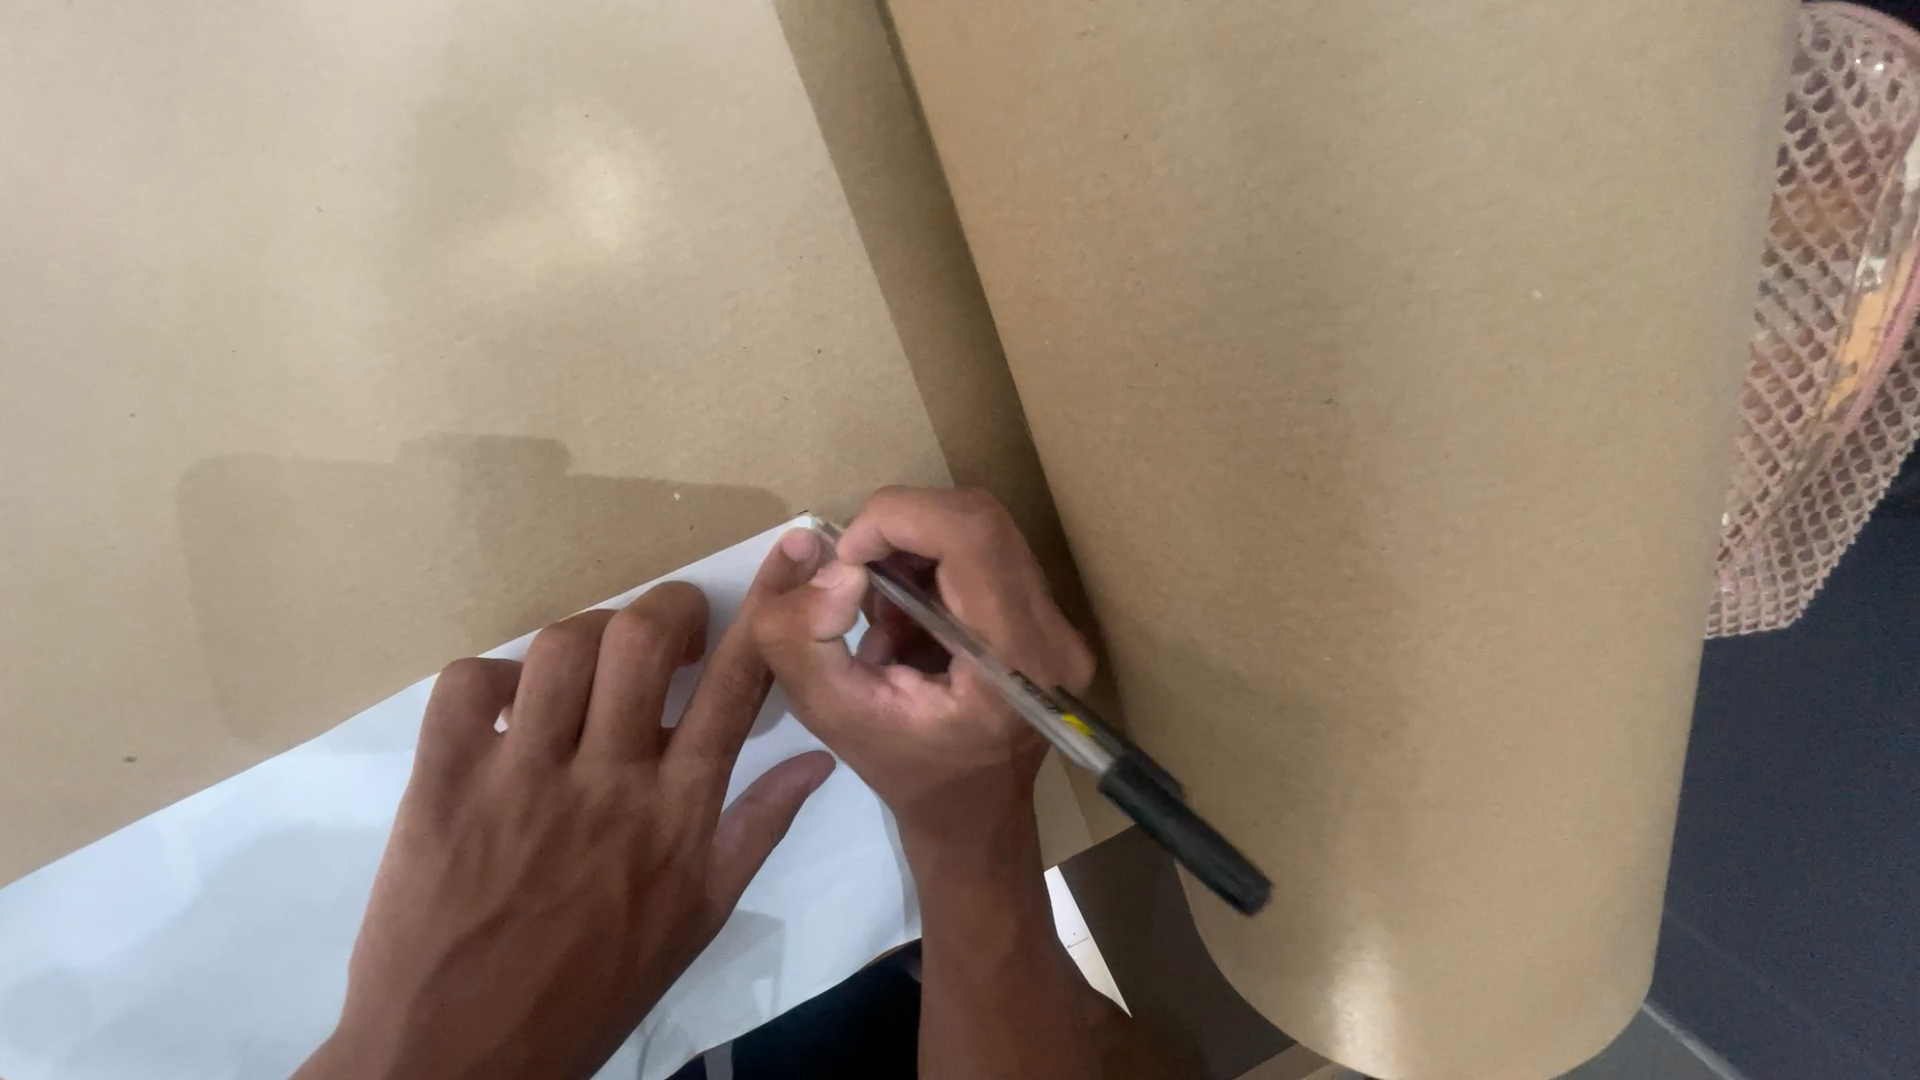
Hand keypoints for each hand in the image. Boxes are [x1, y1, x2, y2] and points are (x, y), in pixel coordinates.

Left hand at [296, 561, 835, 1079]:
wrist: (460, 1061)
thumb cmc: (601, 982)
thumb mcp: (705, 911)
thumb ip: (762, 825)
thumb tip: (821, 758)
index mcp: (678, 808)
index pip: (736, 684)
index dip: (769, 608)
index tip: (789, 557)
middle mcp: (606, 776)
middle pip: (642, 640)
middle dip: (670, 608)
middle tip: (675, 628)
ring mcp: (519, 776)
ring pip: (561, 648)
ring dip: (593, 633)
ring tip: (599, 662)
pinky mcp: (442, 785)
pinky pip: (466, 685)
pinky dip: (496, 673)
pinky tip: (515, 701)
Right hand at [751, 487, 1092, 844]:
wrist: (974, 815)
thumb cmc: (907, 775)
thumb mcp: (832, 715)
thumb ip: (804, 638)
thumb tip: (835, 561)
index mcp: (1012, 662)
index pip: (971, 534)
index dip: (899, 518)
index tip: (849, 555)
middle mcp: (1053, 633)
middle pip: (979, 520)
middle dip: (902, 530)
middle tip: (858, 578)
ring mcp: (1060, 624)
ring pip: (982, 531)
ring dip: (917, 551)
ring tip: (886, 617)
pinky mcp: (1049, 619)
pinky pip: (987, 555)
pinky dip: (935, 567)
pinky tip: (911, 622)